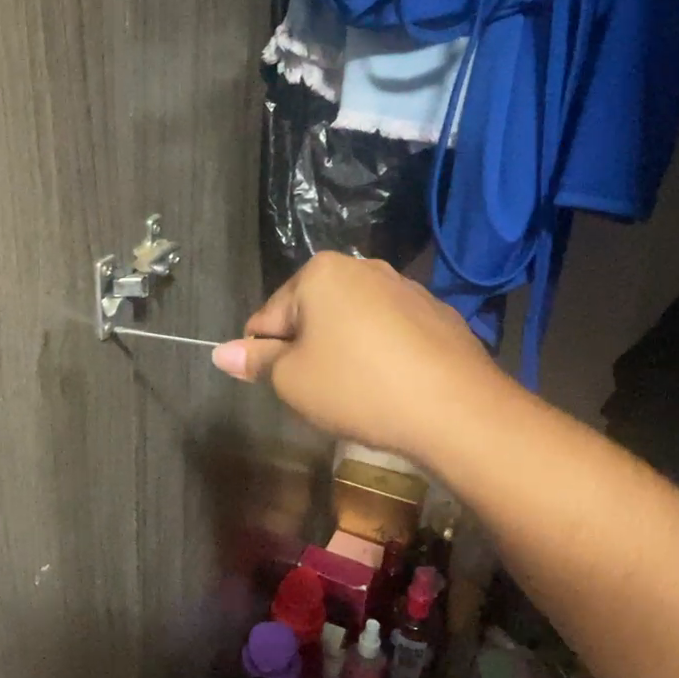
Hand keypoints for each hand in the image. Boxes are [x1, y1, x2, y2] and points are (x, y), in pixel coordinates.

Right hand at [212, 252, 513, 461]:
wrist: (458, 409)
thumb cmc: (358, 388)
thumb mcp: (292, 380)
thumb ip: (256, 361)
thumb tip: (220, 353)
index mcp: (320, 273)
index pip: (267, 316)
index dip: (266, 355)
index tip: (286, 387)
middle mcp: (363, 267)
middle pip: (311, 314)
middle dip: (307, 350)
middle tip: (321, 393)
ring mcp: (406, 288)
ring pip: (352, 323)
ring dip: (344, 352)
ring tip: (359, 394)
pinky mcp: (438, 314)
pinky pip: (390, 333)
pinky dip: (382, 356)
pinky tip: (393, 388)